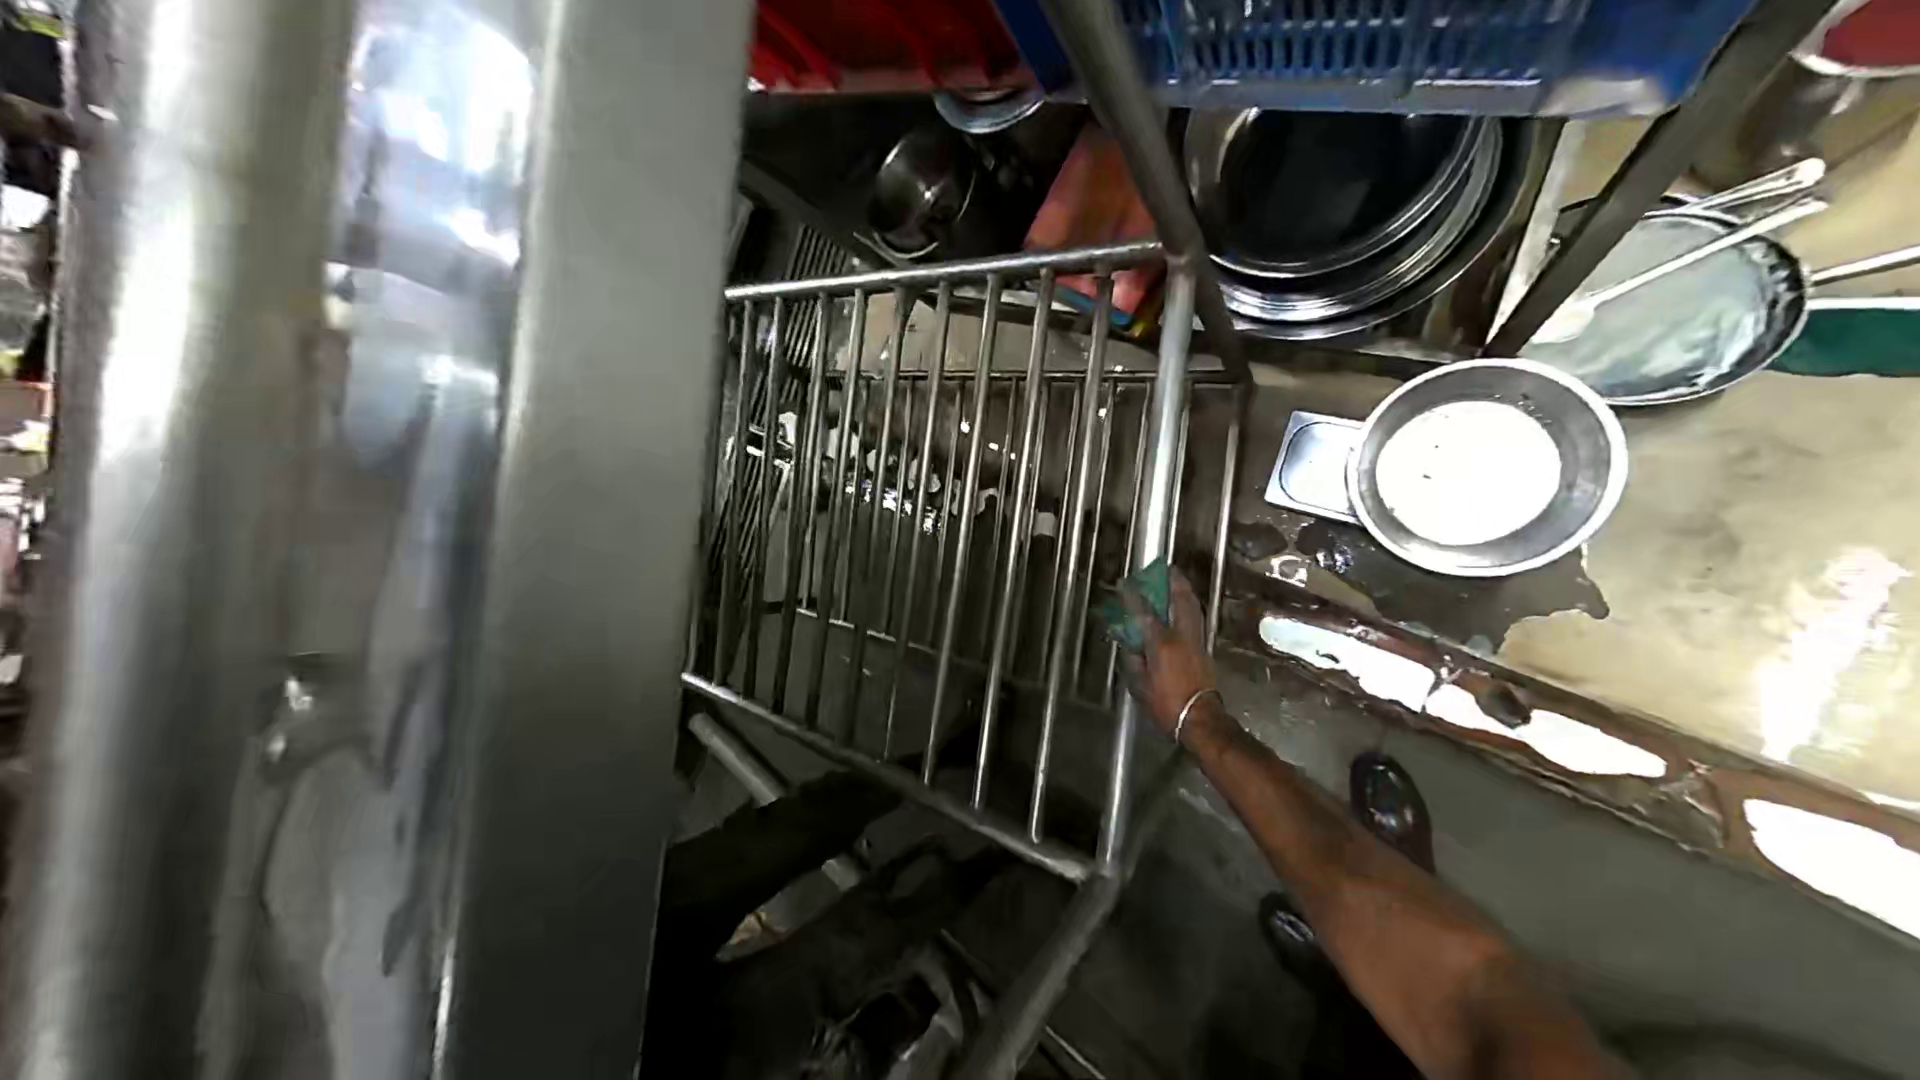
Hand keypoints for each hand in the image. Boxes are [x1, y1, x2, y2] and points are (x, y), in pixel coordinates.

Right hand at [1120, 568, 1216, 738]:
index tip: (1125, 583)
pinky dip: (1190, 608)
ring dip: (1186, 593)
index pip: (1144, 613)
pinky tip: (1185, 607)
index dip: (1133, 596)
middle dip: (1174, 583)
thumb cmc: (1167, 705)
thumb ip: (1134, 661)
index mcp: (1162, 643)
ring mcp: (1196, 642)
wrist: (1201, 720)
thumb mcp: (1140, 685)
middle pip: (1180, 601)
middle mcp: (1181, 637)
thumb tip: (1131, 647)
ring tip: (1179, 582)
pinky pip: (1196, 620)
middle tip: (1168, 569)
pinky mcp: (1204, 651)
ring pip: (1193, 609)